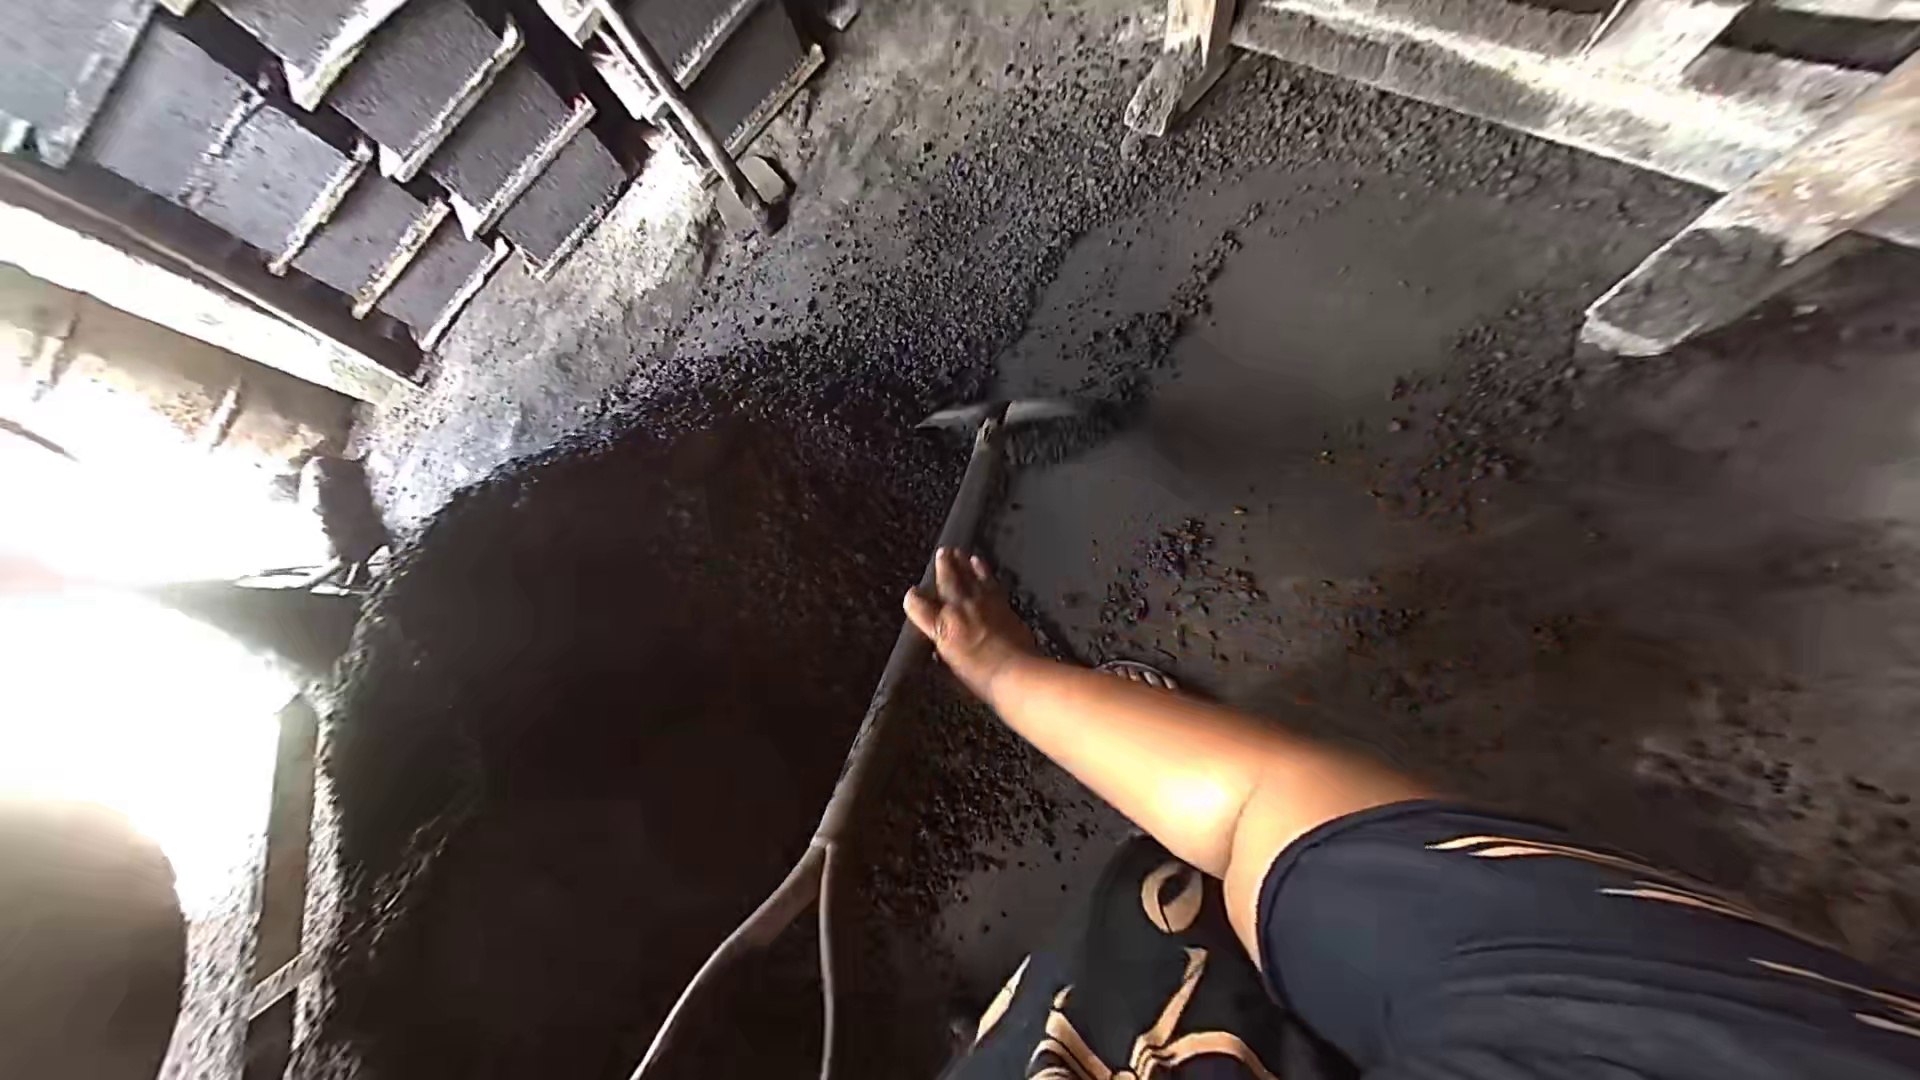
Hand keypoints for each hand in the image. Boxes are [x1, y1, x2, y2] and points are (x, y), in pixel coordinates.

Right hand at [903, 549, 1036, 698]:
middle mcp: (958, 611)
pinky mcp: (999, 603)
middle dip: (942, 566)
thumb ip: (947, 650)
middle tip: (940, 553)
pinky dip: (982, 570)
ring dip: (961, 563)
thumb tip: (944, 645)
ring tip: (956, 551)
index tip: (912, 595)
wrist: (1016, 672)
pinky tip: (978, 563)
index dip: (913, 599)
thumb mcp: (954, 669)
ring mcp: (980, 603)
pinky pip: (988, 580)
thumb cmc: (984, 679)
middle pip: (946, 581)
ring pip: (967, 576)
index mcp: (941, 630)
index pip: (918, 607)